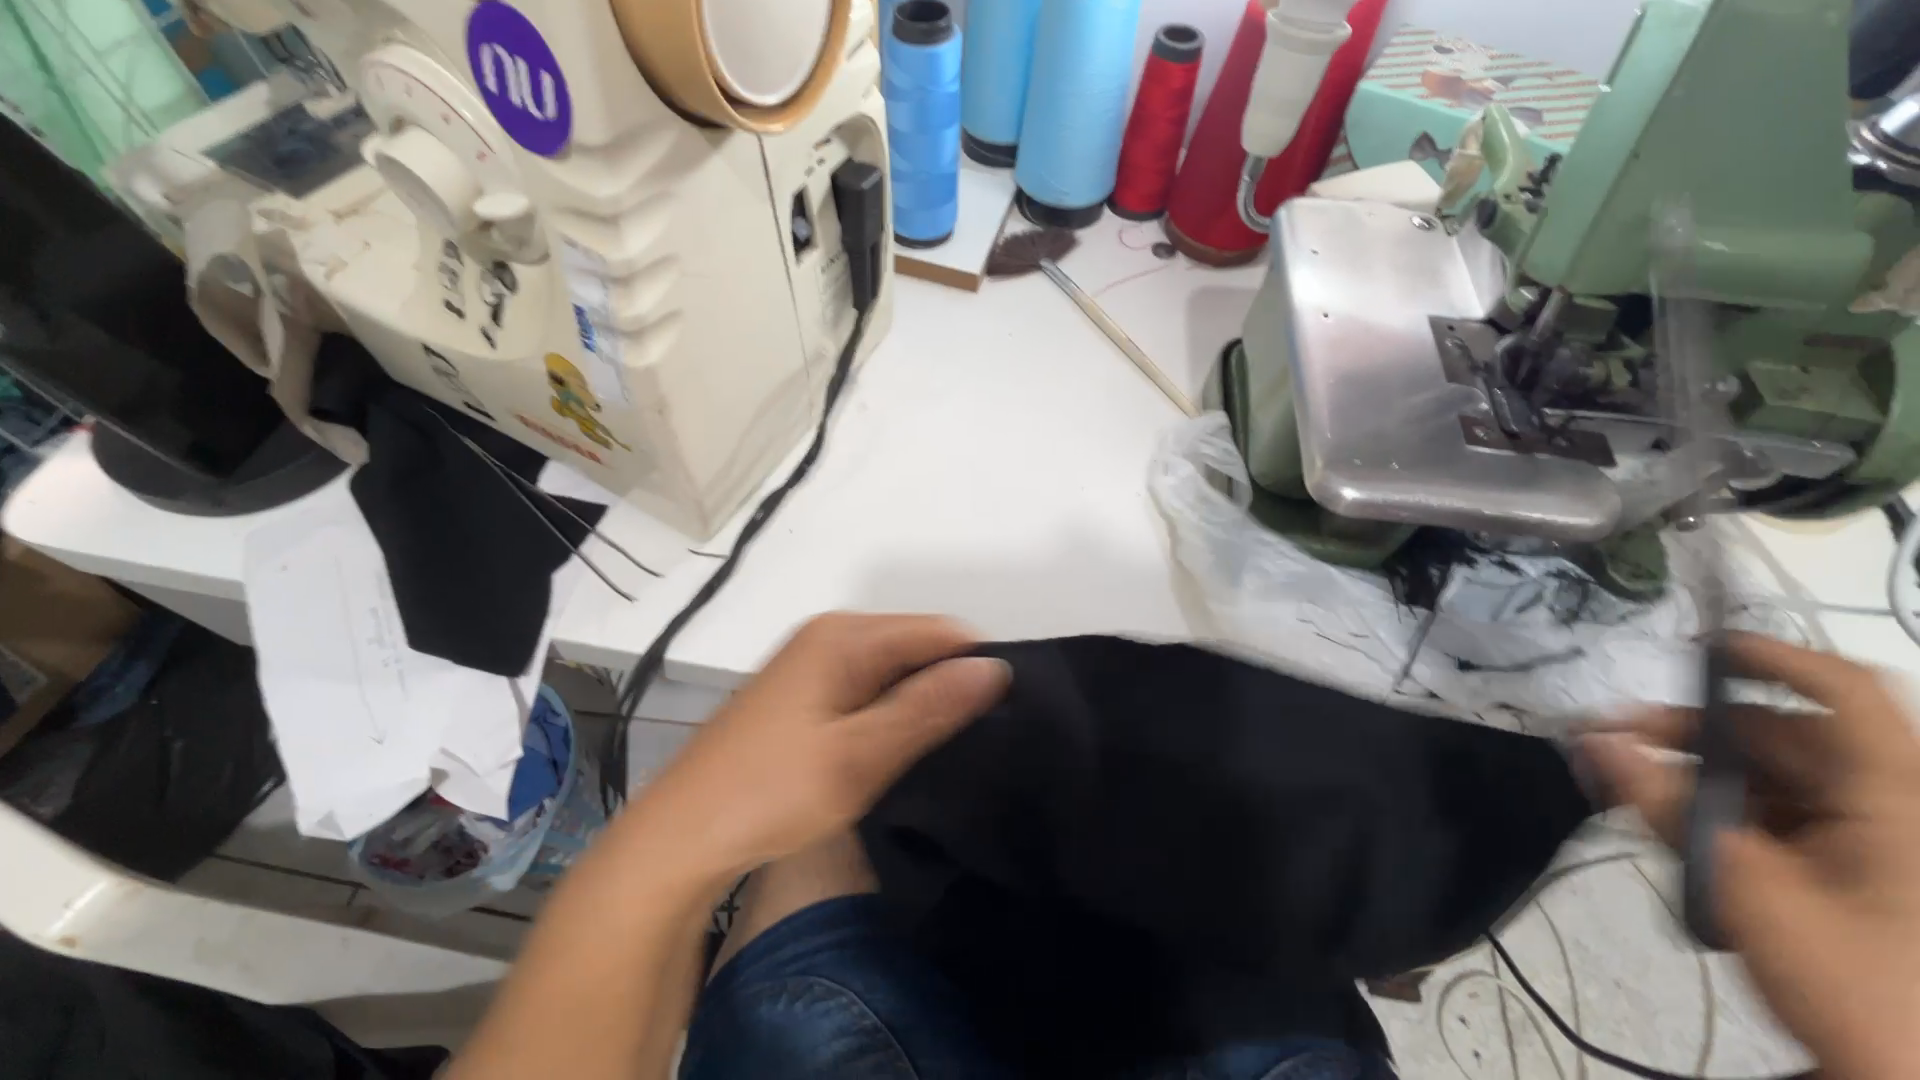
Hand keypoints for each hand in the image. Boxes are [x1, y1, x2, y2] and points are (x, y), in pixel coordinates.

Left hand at [626, 614, 1009, 881]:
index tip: (1007, 719)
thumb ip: (928, 707)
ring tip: (945, 754)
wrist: (682, 837)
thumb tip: (995, 668)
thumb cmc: (771, 793)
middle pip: (916, 647)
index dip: (976, 668)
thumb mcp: (860, 755)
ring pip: (893, 673)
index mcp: (844, 636)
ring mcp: (812, 665)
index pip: (940, 631)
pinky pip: (867, 691)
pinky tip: (898, 754)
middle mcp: (829, 636)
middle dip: (949, 687)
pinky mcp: (804, 696)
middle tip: (978, 746)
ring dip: (919, 706)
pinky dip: (888, 717)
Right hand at [1584, 634, 1919, 1079]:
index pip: (1844, 691)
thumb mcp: (1745, 888)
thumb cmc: (1854, 985)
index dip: (1773, 656)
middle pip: (1789, 735)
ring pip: (1777, 776)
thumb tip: (1592, 739)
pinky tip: (1677, 828)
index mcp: (1895, 799)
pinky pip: (1783, 815)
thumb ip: (1662, 805)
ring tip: (1630, 786)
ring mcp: (1878, 840)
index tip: (1693, 649)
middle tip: (1614, 740)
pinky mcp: (1860, 870)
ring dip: (1699, 772)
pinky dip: (1724, 810)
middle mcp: (1892, 804)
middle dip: (1694, 731)